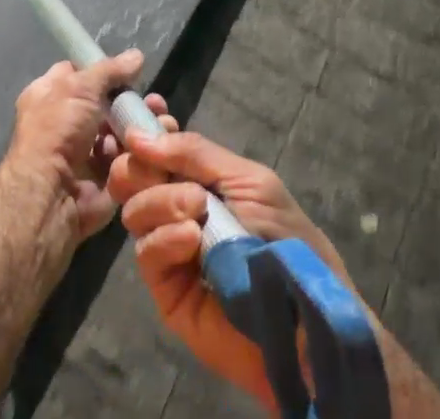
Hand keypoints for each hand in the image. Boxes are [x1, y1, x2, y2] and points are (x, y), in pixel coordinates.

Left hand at [4, 50, 176, 242]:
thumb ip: (108, 71)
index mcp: (49, 96)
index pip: (77, 76)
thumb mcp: (79, 88)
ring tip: (165, 123)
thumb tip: (136, 56)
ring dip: (144, 128)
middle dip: (133, 103)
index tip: (131, 73)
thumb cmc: (57, 129)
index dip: (102, 73)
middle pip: (107, 106)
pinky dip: (143, 155)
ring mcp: (87, 152)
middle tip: (156, 103)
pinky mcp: (105, 177)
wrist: (53, 191)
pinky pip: (129, 161)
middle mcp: (66, 122)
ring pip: (122, 134)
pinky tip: (161, 148)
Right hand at [107, 130, 352, 406]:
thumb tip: (136, 136)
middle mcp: (174, 209)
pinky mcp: (164, 286)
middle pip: (131, 176)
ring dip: (161, 202)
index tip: (147, 122)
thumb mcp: (250, 182)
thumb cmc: (287, 241)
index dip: (145, 134)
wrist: (309, 318)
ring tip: (197, 214)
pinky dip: (164, 238)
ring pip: (133, 210)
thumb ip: (195, 152)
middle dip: (143, 168)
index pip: (152, 149)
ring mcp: (167, 246)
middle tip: (171, 177)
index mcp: (196, 180)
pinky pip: (145, 251)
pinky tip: (190, 240)